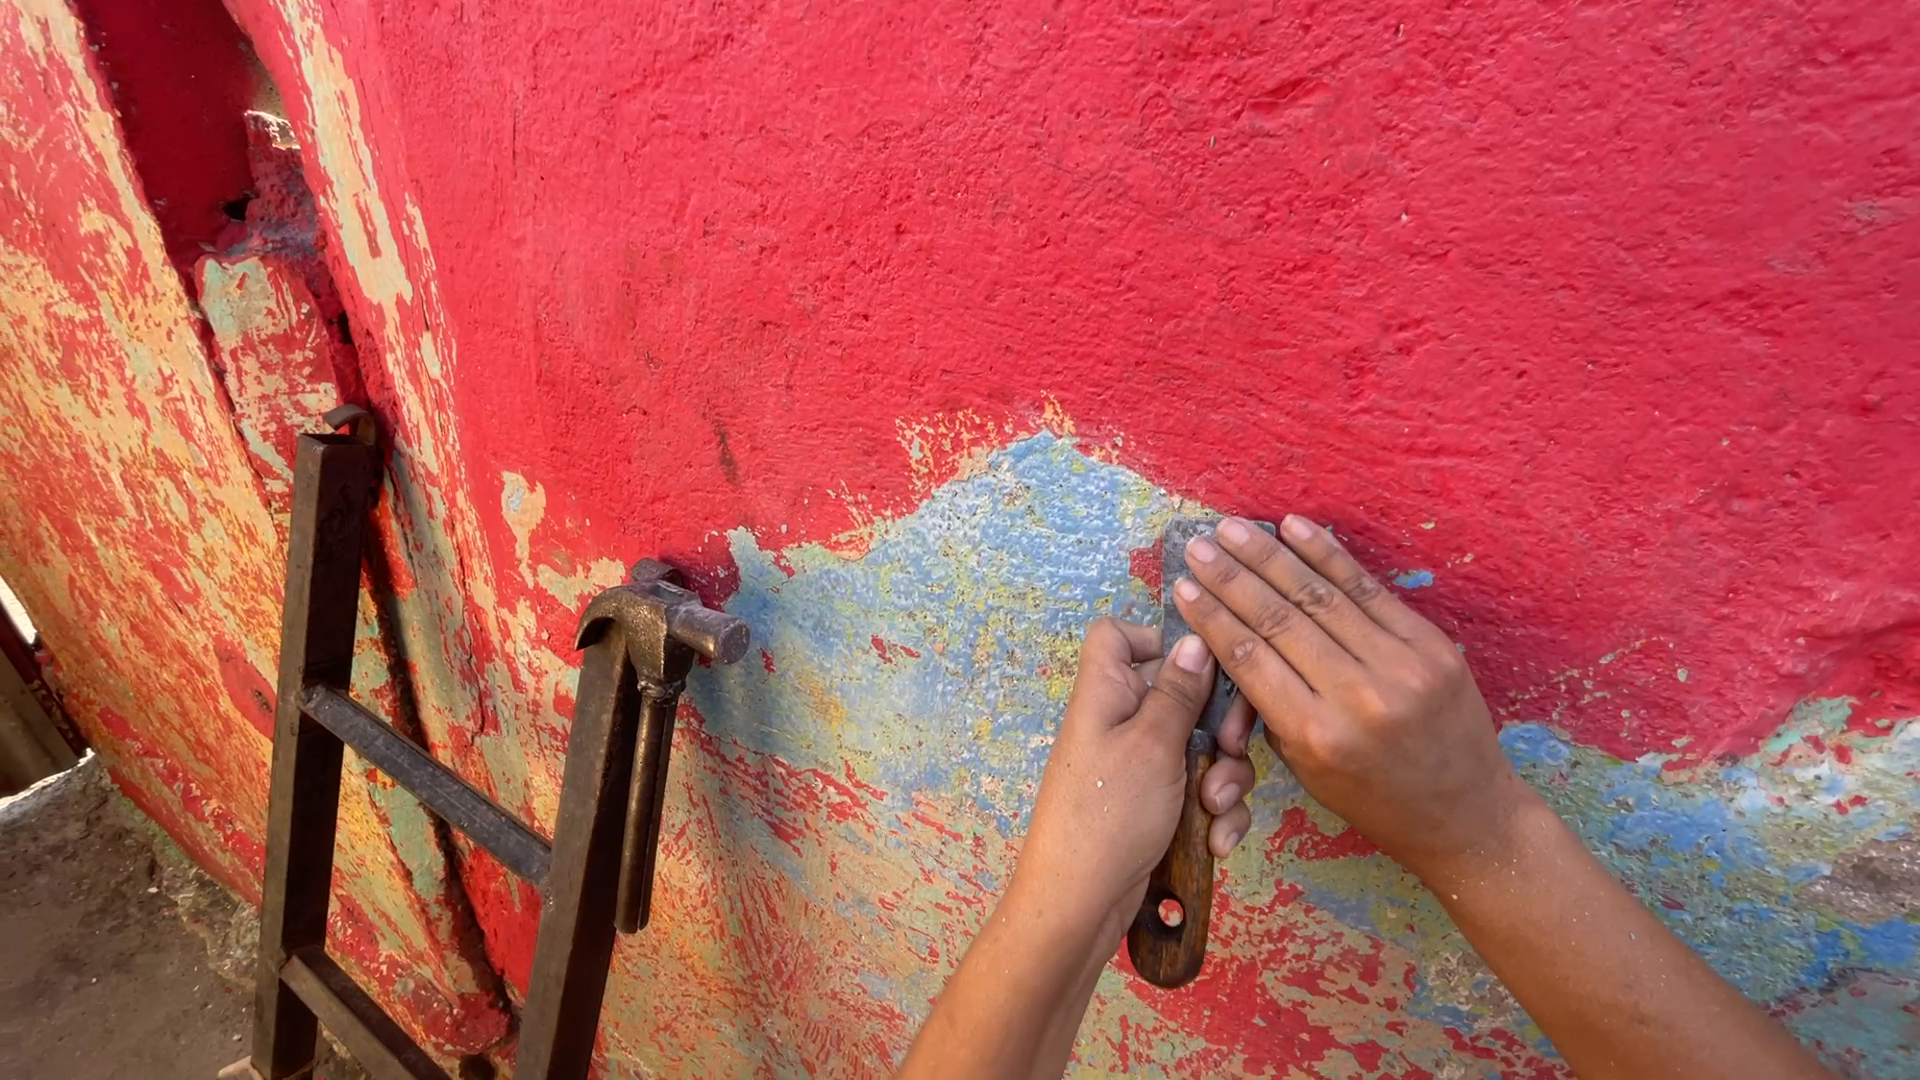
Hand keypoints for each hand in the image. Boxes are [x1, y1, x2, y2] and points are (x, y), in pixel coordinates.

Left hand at [1014, 619, 1256, 943]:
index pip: (1116, 635)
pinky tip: (1214, 841)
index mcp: (1106, 691)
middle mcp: (1122, 719)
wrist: (1083, 903)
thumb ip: (1177, 691)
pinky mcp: (1158, 800)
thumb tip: (1195, 641)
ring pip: (1201, 744)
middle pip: (1181, 692)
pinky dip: (1213, 811)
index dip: (1152, 638)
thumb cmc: (1108, 812)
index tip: (1196, 666)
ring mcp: (1141, 763)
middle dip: (1217, 724)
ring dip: (1222, 776)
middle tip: (1231, 747)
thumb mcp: (1152, 745)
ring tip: (1214, 807)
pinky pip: (1200, 788)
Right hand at [1171, 515, 1528, 878]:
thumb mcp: (1301, 764)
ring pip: (1318, 595)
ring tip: (1232, 529)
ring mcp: (1401, 664)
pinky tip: (1294, 527)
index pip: (1249, 657)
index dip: (1211, 615)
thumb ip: (1265, 701)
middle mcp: (1358, 696)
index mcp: (1316, 733)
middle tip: (1198, 546)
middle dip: (1230, 577)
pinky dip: (1327, 553)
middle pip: (1277, 618)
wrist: (1467, 815)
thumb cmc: (1369, 796)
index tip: (1183, 584)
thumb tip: (1223, 641)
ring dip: (1268, 556)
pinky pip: (1368, 588)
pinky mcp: (1432, 644)